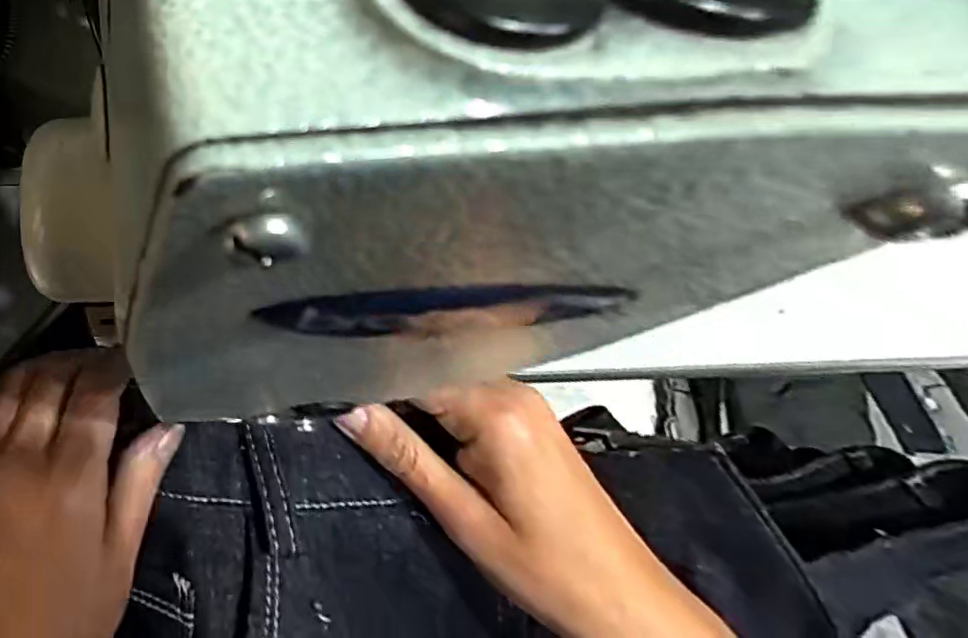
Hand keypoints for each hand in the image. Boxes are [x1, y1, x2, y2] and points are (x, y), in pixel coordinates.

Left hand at [0, 350, 184, 637]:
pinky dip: (11, 382)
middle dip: (84, 358)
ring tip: (71, 368)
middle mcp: (25, 453)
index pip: (94, 391)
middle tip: (107, 362)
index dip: (115, 365)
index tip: (132, 358)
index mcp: (71, 475)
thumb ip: (140, 485)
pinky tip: (27, 388)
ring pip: (17, 380)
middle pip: (54, 376)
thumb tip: (168, 427)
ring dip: (47, 363)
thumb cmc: (60, 618)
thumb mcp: (116, 562)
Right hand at [337, 382, 731, 637]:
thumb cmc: (553, 572)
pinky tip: (424, 424)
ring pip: (447, 372)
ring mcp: (525, 396)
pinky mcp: (528, 410)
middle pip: (431, 364)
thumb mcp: (465, 519)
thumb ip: (405, 456)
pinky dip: (439, 400)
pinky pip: (469, 387)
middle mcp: (512, 389)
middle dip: (390, 381)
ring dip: (414, 390)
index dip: (371, 379)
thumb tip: (351, 411)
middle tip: (352, 402)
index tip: (337, 389)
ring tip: (382, 414)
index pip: (413, 370)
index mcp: (496, 411)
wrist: (631, 603)